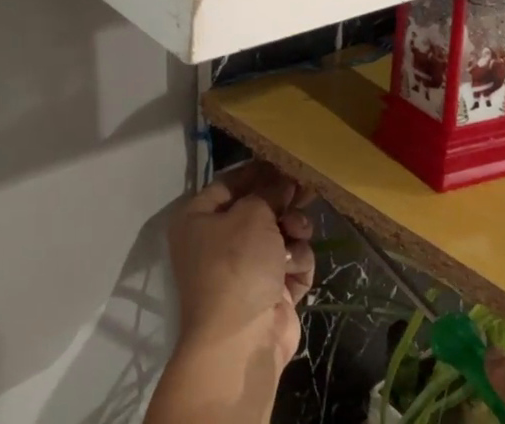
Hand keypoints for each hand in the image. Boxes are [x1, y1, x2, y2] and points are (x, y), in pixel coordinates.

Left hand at [168, 162, 316, 371]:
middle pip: (257, 211)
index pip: (229, 184)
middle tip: (307, 192)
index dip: (259, 173)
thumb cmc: (236, 265)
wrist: (241, 341)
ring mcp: (243, 271)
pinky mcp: (269, 295)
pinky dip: (296, 264)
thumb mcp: (252, 216)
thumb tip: (283, 179)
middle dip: (282, 204)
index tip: (287, 164)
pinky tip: (295, 267)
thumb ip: (270, 192)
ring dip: (292, 233)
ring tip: (299, 233)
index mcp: (197, 219)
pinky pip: (289, 267)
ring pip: (278, 238)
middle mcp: (216, 243)